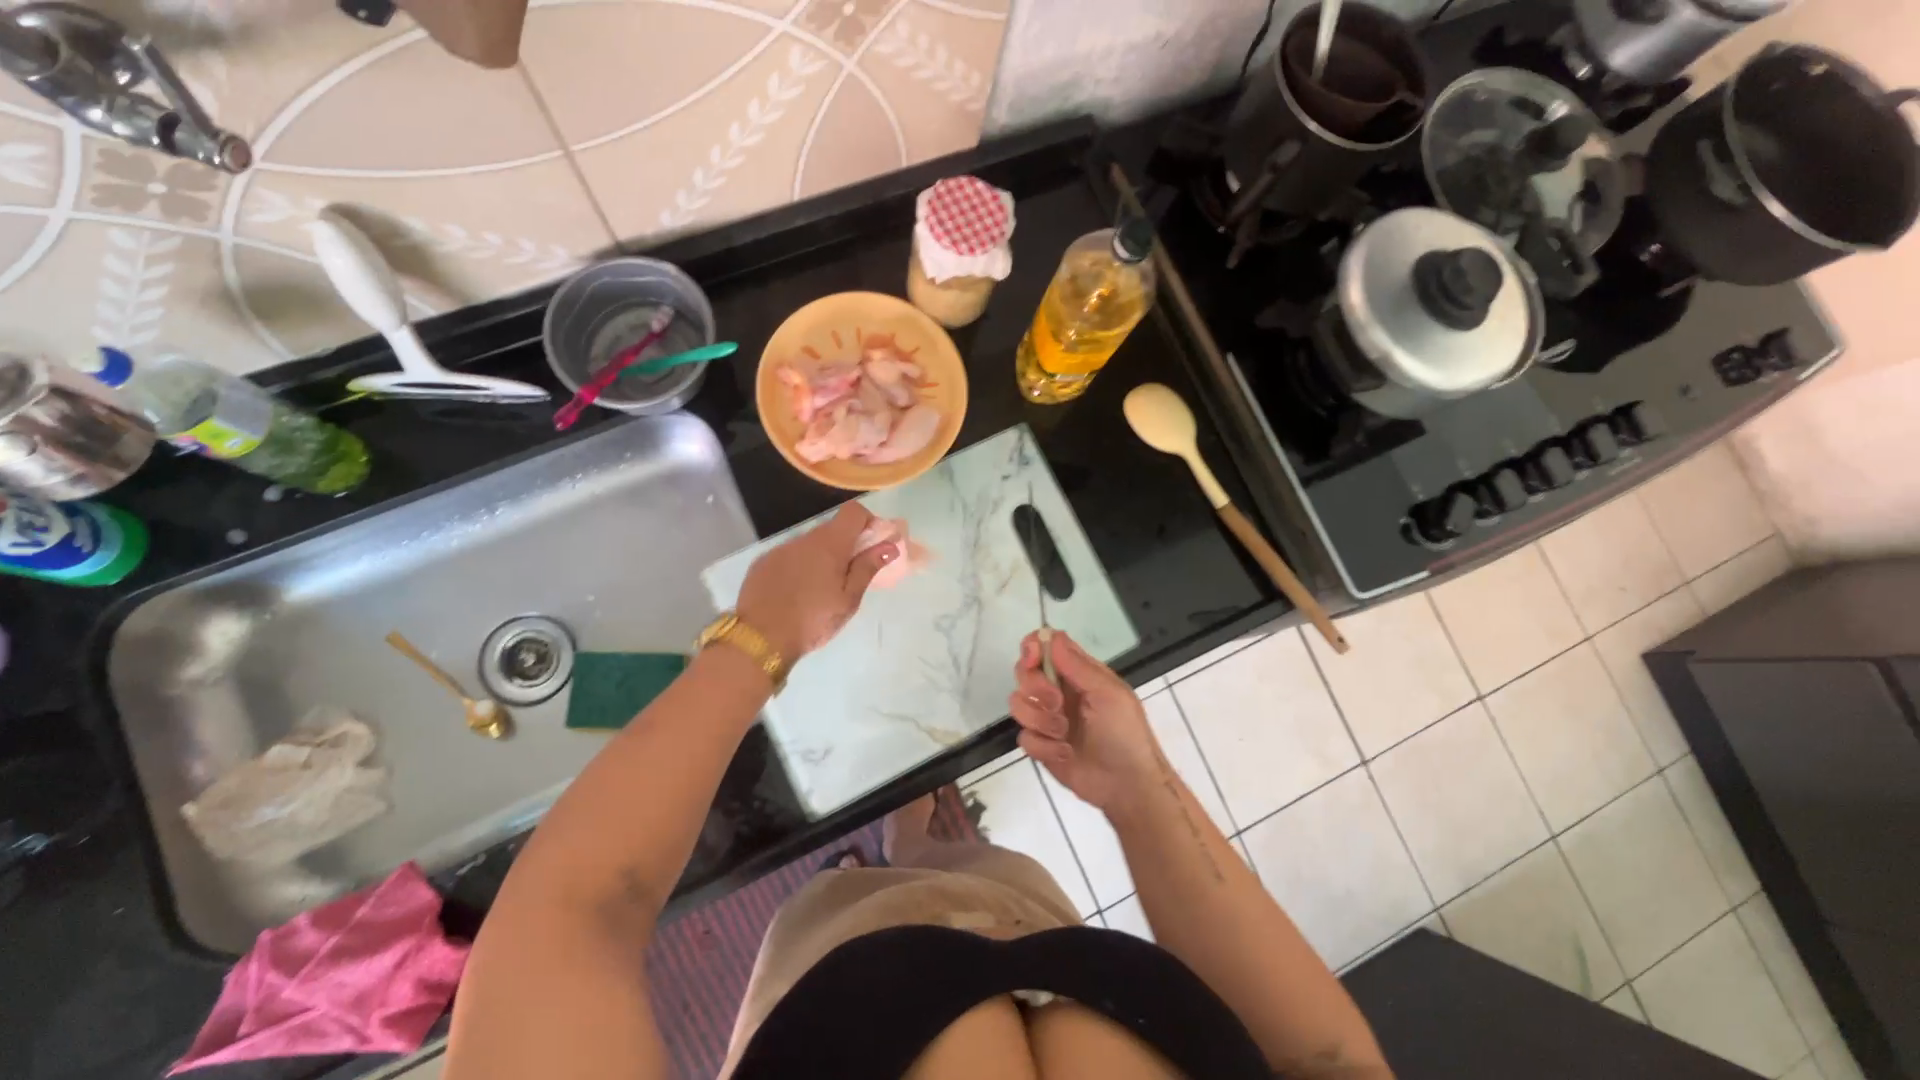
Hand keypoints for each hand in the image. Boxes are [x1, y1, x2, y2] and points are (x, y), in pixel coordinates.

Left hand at [738, 502, 895, 661]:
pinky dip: (799, 567)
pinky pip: (789, 557)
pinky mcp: (763, 563)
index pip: (853, 511)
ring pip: (809, 545)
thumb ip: (868, 568)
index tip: (873, 545)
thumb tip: (889, 545)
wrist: (761, 638)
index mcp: (829, 544)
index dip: (868, 522)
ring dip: (821, 558)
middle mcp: (803, 539)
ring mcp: (780, 549)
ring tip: (820, 590)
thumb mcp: (848, 599)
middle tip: (850, 575)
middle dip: (846, 545)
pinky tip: (796, 593)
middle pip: (832, 529)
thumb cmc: (813, 620)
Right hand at [1007, 632, 1161, 813]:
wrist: (1127, 785)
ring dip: (1040, 720)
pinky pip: (1024, 737)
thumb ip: (1078, 666)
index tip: (1032, 659)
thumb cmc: (1125, 734)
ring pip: (1018, 704)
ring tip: (1064, 735)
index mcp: (1078, 674)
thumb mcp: (1109, 694)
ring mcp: (1048, 719)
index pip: (1045, 647)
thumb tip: (1050, 634)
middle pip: (1024, 673)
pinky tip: (1065, 754)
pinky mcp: (1042, 746)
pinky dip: (1043, 746)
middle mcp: (1059, 692)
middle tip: (1057, 704)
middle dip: (1036, 688)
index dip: (1032, 648)